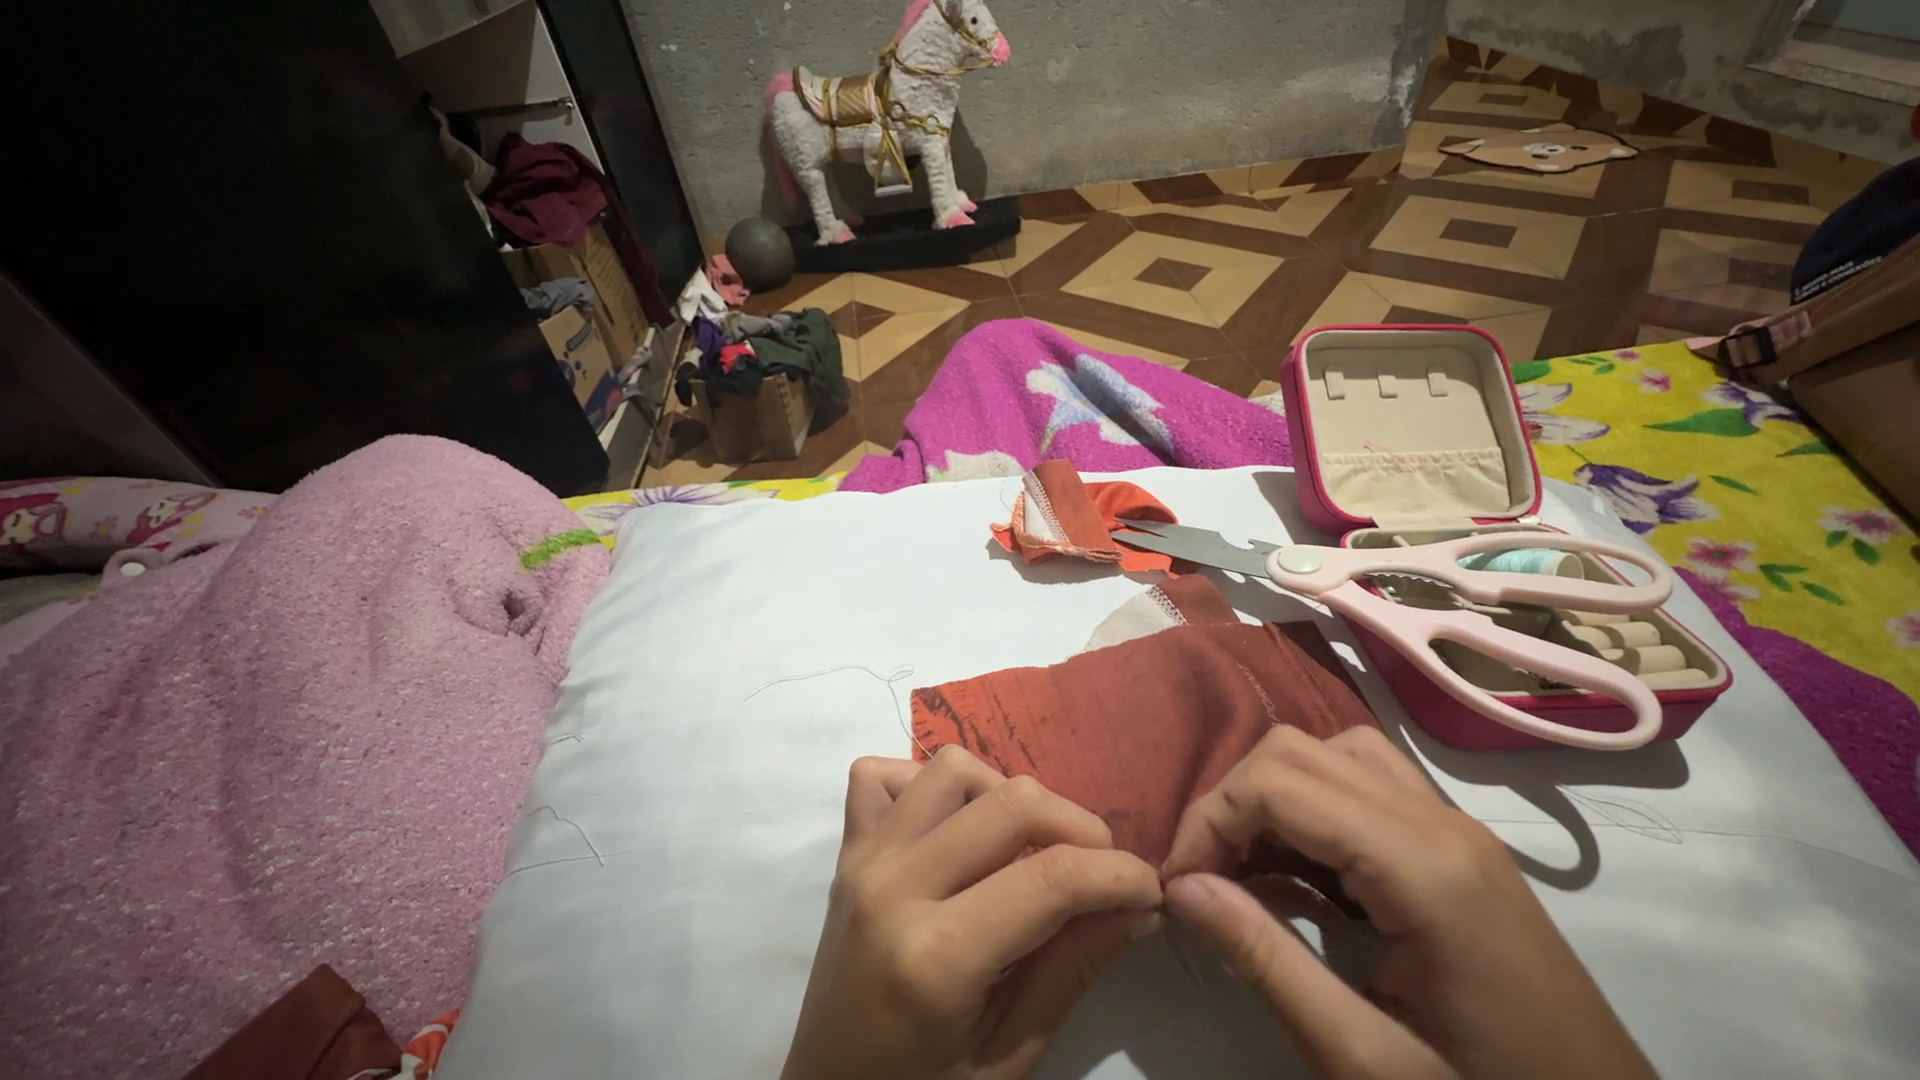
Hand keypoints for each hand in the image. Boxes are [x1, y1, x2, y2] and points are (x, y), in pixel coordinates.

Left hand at [783, 746, 1163, 1079]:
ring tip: (1028, 846)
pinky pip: (880, 775)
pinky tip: (955, 828)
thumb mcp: (1008, 1057)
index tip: (1151, 889)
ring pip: (952, 769)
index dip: (1119, 874)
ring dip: (1007, 795)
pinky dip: (926, 785)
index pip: (1052, 878)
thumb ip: (1072, 971)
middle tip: (1103, 872)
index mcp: (936, 956)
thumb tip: (1140, 907)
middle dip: (1079, 826)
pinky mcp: (844, 850)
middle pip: (1010, 804)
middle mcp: (894, 886)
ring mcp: (862, 859)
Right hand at [1162, 727, 1656, 1079]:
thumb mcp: (1364, 1058)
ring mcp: (1454, 826)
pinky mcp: (1457, 845)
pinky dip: (1310, 807)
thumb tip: (1180, 888)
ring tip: (1247, 868)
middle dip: (1232, 803)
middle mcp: (1440, 820)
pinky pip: (1364, 784)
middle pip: (1298, 751)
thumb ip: (1266, 961)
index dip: (1210, 821)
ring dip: (1272, 797)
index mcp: (1424, 866)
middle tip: (1205, 878)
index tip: (1178, 887)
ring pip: (1331, 753)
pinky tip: (1299, 872)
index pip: (1280, 784)